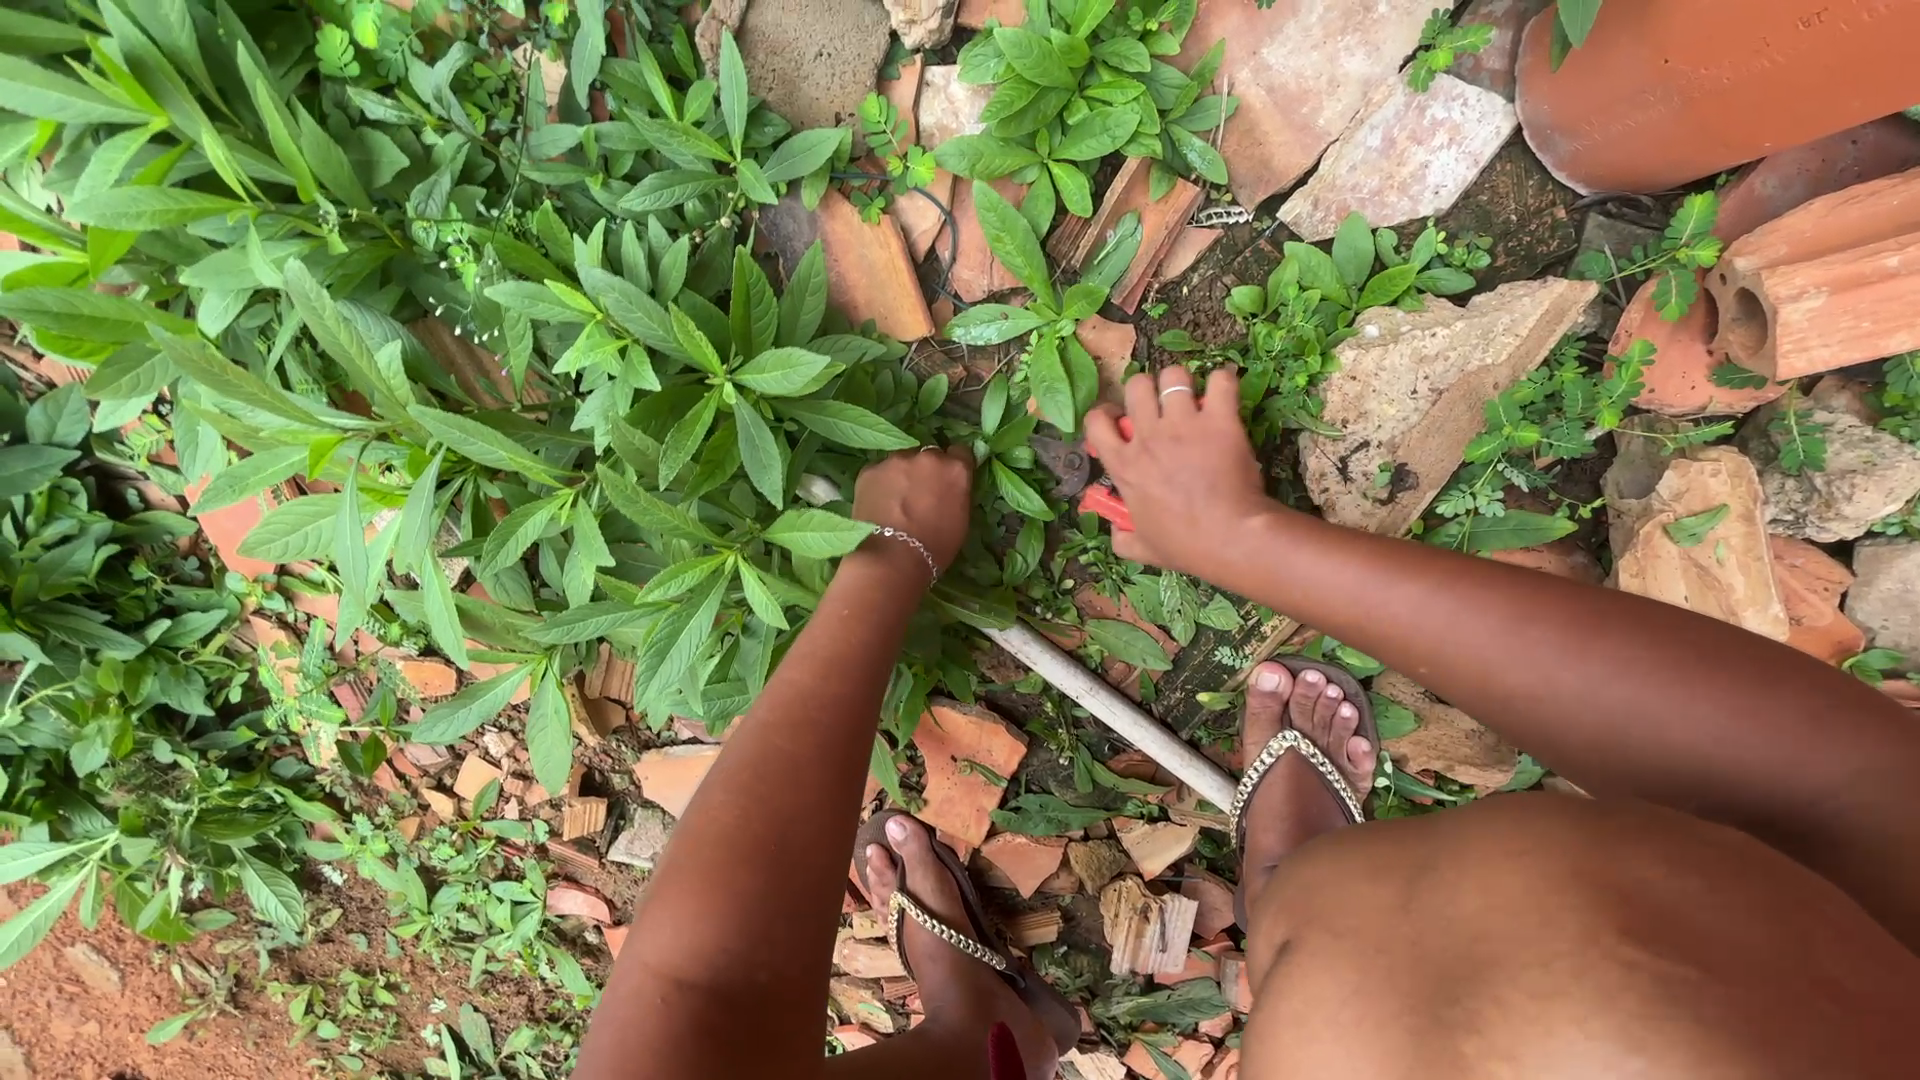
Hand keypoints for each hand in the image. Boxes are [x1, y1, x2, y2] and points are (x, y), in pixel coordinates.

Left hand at [850, 444, 975, 576]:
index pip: (960, 453)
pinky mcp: (869, 470)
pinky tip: (879, 504)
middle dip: (927, 470)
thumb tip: (949, 487)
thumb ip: (957, 493)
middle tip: (920, 494)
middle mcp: (927, 456)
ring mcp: (895, 460)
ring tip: (896, 501)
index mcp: (955, 469)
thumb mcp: (961, 519)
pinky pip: (879, 472)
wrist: (891, 558)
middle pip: (929, 456)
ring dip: (902, 475)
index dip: (954, 466)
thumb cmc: (935, 547)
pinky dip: (881, 484)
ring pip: (902, 462)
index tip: (948, 480)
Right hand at [1084, 367, 1284, 578]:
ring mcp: (1184, 425)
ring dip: (1182, 383)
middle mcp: (1148, 437)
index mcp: (1124, 465)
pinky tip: (1224, 394)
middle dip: (1147, 390)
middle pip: (1136, 385)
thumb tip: (1114, 532)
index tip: (1119, 420)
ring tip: (1194, 397)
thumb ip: (1122, 539)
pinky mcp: (1220, 420)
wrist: (1229, 537)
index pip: (1096, 421)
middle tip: (1161, 406)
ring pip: (1173, 376)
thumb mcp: (1142, 548)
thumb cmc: (1183, 545)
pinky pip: (1221, 381)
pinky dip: (1223, 382)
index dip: (1105, 414)